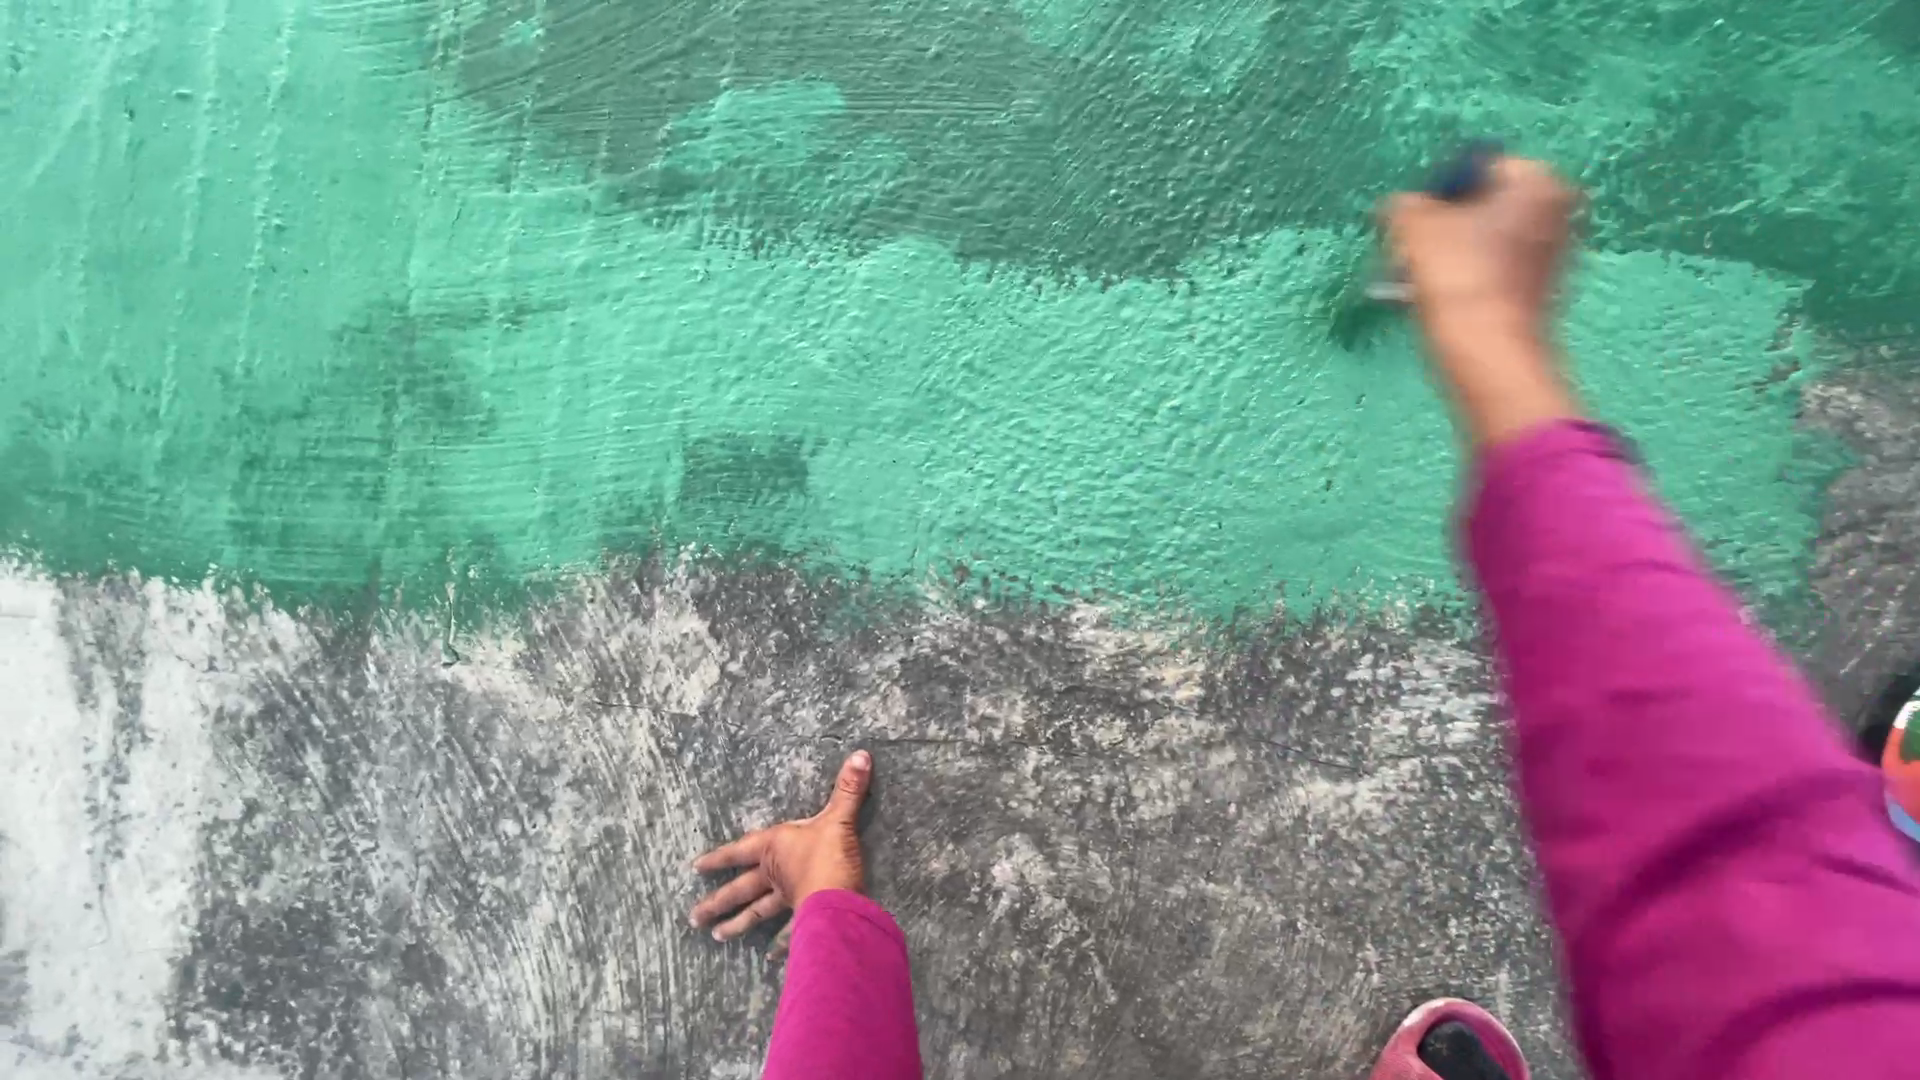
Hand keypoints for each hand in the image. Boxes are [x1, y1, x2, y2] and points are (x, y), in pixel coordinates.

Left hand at [689, 749, 871, 941]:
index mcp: (775, 847)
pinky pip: (790, 934)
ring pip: (757, 913)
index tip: (695, 868)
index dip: (719, 858)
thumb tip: (861, 754)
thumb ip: (849, 788)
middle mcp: (775, 873)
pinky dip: (781, 946)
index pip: (740, 850)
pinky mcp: (803, 918)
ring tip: (716, 937)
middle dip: (717, 902)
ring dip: (737, 925)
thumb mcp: (840, 817)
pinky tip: (770, 959)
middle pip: (741, 888)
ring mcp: (787, 899)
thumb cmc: (830, 854)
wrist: (838, 896)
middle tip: (692, 918)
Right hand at [1382, 157, 1584, 447]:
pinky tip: (1443, 299)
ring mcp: (1555, 253)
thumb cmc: (1457, 275)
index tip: (1415, 222)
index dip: (1442, 192)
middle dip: (1449, 226)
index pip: (1483, 168)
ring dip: (1456, 254)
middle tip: (1413, 249)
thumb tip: (1399, 204)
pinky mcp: (1541, 291)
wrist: (1485, 346)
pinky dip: (1470, 279)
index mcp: (1540, 181)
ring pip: (1491, 241)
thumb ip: (1404, 206)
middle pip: (1488, 207)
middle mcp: (1560, 209)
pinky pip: (1497, 272)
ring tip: (1421, 278)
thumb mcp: (1415, 228)